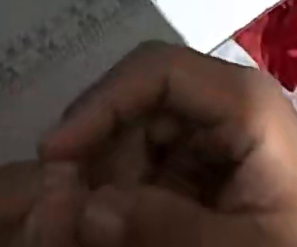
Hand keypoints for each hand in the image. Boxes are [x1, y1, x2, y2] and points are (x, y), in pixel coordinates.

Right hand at [40, 41, 296, 246]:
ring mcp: (215, 132)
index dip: (102, 101)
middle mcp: (224, 102)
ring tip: (84, 224)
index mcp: (241, 100)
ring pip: (138, 136)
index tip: (55, 153)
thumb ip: (162, 227)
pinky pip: (152, 168)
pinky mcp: (209, 164)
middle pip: (140, 103)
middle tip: (61, 208)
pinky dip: (126, 196)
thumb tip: (82, 205)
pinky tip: (113, 225)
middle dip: (99, 150)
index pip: (157, 69)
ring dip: (107, 179)